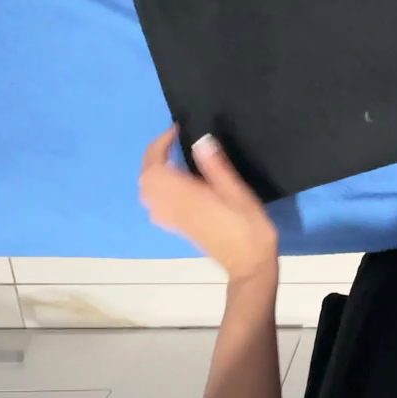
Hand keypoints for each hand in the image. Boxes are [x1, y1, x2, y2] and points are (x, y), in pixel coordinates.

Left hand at [139, 127, 278, 280]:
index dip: (160, 145)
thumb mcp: (239, 194)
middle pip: (146, 179)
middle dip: (154, 156)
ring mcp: (175, 220)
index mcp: (186, 196)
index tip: (177, 131)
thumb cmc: (250, 229)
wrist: (249, 266)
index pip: (155, 167)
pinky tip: (177, 184)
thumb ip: (217, 167)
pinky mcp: (180, 227)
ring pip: (147, 193)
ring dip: (154, 172)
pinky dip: (158, 189)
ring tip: (173, 160)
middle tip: (174, 142)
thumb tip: (200, 141)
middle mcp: (174, 207)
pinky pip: (156, 206)